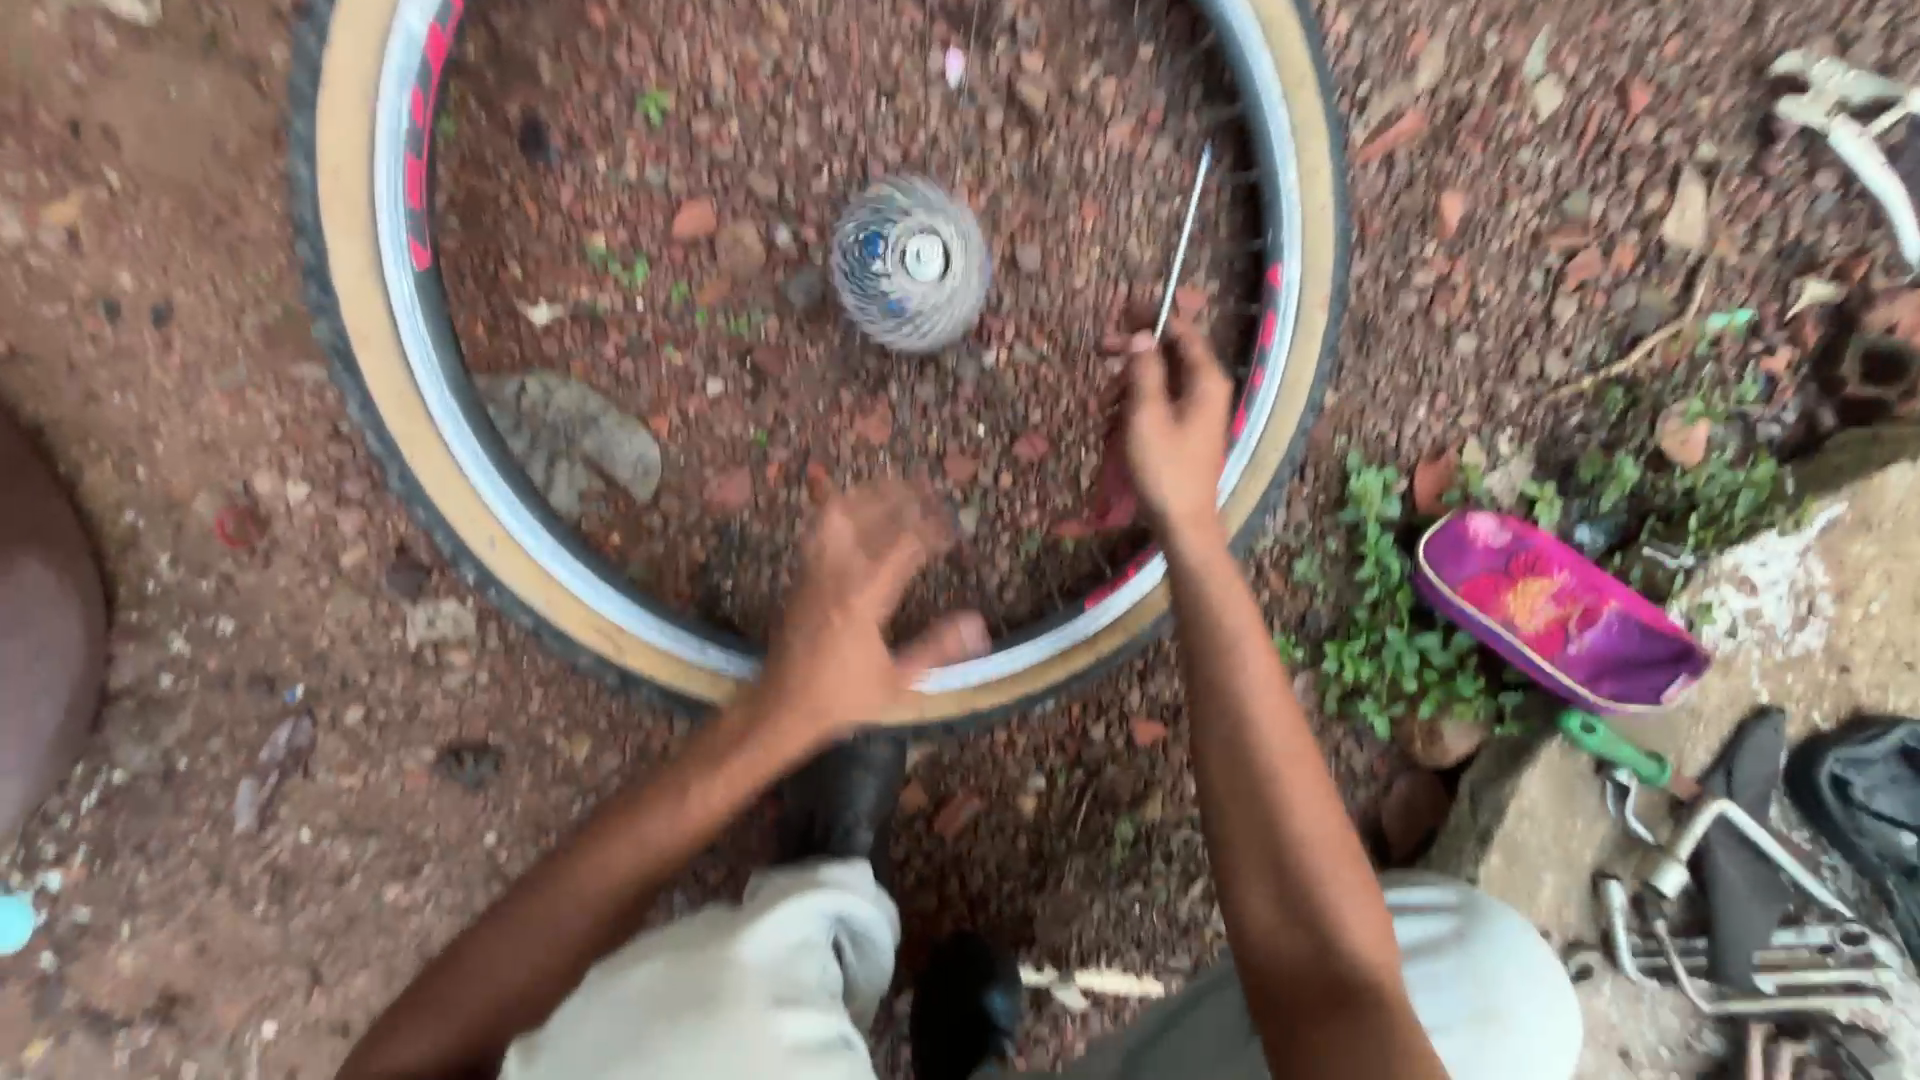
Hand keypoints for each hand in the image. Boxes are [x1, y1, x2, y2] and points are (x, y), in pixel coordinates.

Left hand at [746, 480, 989, 744]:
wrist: (781, 707)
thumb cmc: (842, 698)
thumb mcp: (898, 681)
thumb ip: (937, 648)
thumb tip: (978, 624)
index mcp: (864, 598)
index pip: (904, 545)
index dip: (932, 530)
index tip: (953, 530)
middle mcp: (836, 575)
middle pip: (869, 517)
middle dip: (902, 498)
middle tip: (928, 493)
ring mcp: (813, 572)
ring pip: (837, 514)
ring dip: (867, 496)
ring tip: (893, 487)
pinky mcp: (800, 577)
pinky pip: (818, 529)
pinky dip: (838, 509)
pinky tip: (851, 506)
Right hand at [1115, 314, 1233, 542]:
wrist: (1182, 520)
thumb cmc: (1164, 466)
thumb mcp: (1145, 414)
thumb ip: (1143, 370)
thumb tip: (1140, 336)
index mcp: (1205, 379)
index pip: (1182, 330)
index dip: (1152, 316)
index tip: (1121, 310)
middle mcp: (1206, 389)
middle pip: (1167, 354)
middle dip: (1131, 355)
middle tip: (1098, 352)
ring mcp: (1196, 411)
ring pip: (1158, 380)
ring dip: (1127, 385)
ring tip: (1103, 406)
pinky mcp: (1184, 431)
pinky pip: (1157, 405)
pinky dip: (1133, 408)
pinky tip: (1112, 425)